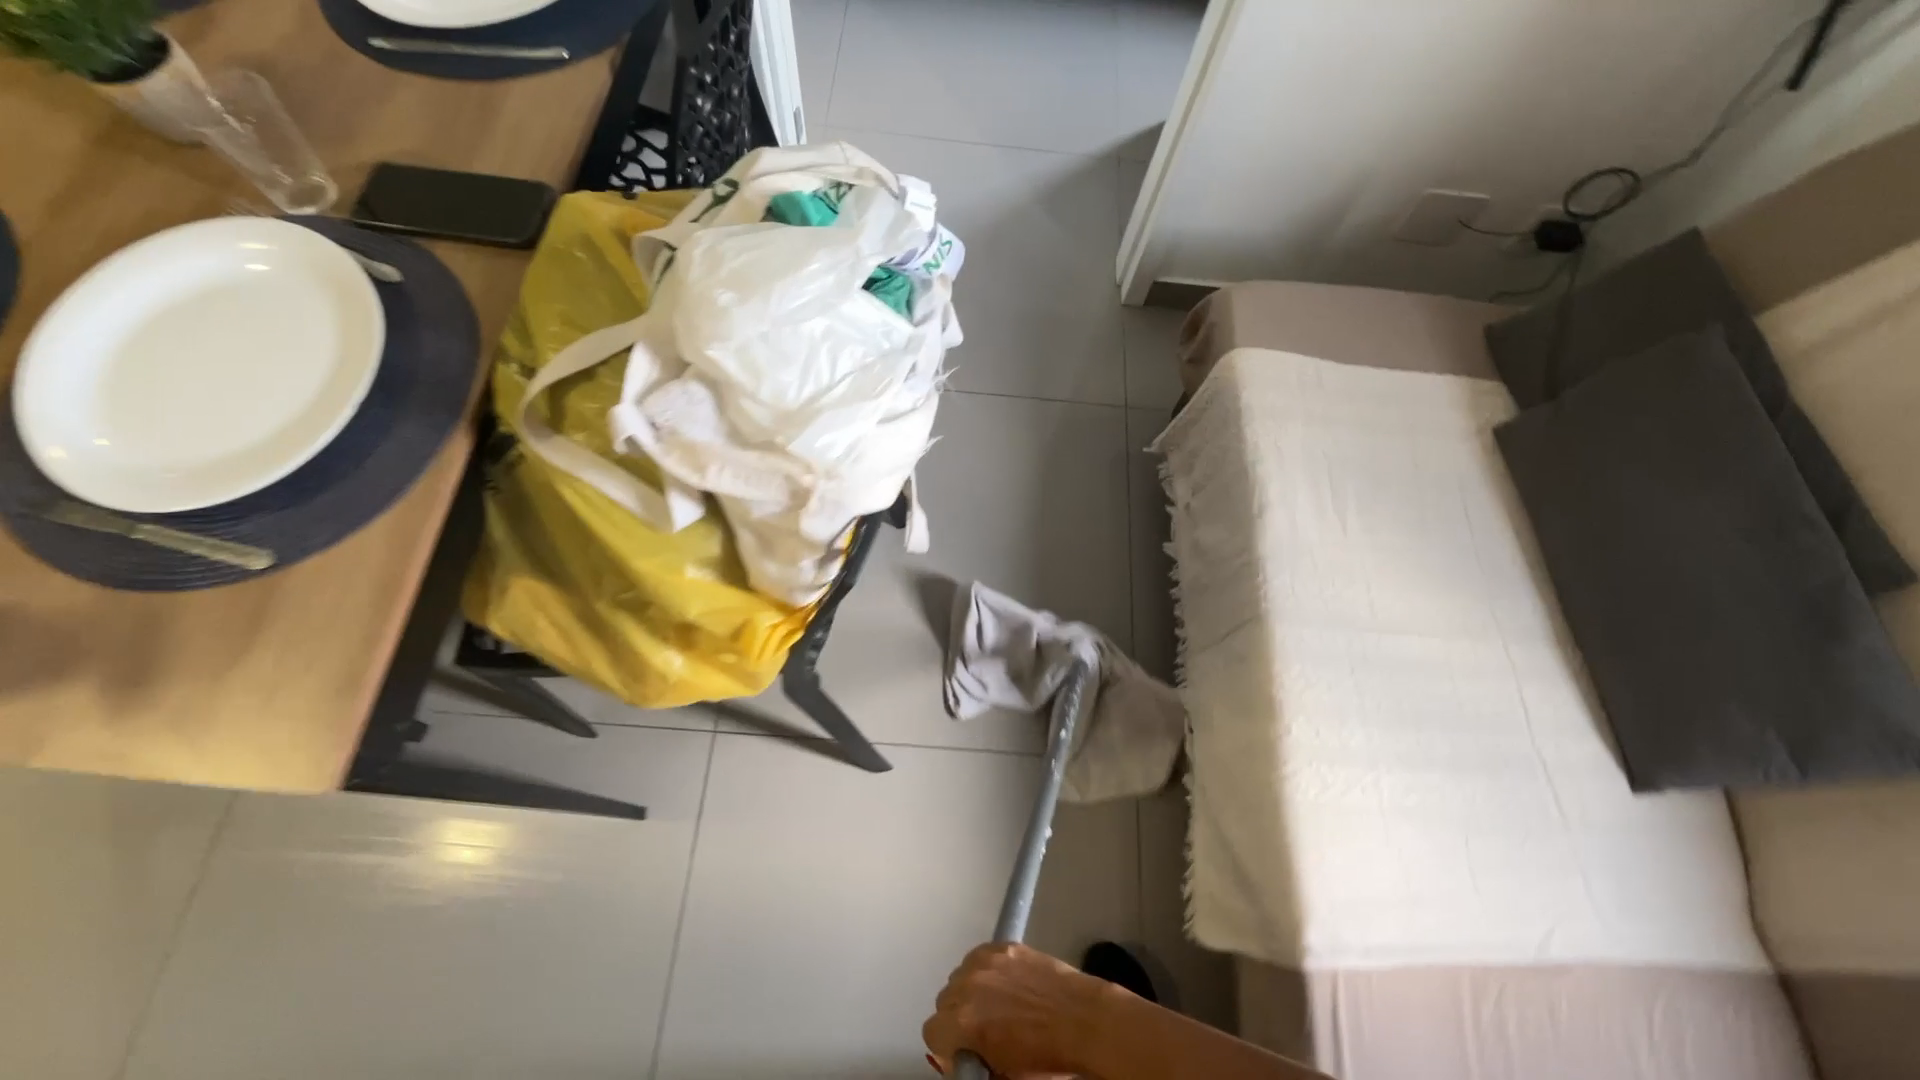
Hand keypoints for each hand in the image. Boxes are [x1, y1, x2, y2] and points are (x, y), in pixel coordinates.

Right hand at [923, 943, 1120, 1078]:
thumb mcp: (1002, 1073)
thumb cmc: (1046, 1055)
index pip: (932, 1032)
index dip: (947, 1045)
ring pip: (961, 976)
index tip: (963, 1049)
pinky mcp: (1003, 947)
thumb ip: (973, 1062)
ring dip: (972, 990)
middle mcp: (966, 987)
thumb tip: (964, 1057)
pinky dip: (988, 969)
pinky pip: (980, 957)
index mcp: (962, 1023)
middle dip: (959, 1016)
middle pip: (944, 1001)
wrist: (1083, 1021)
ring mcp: (985, 962)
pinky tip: (1008, 982)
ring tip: (998, 1002)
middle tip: (982, 1027)